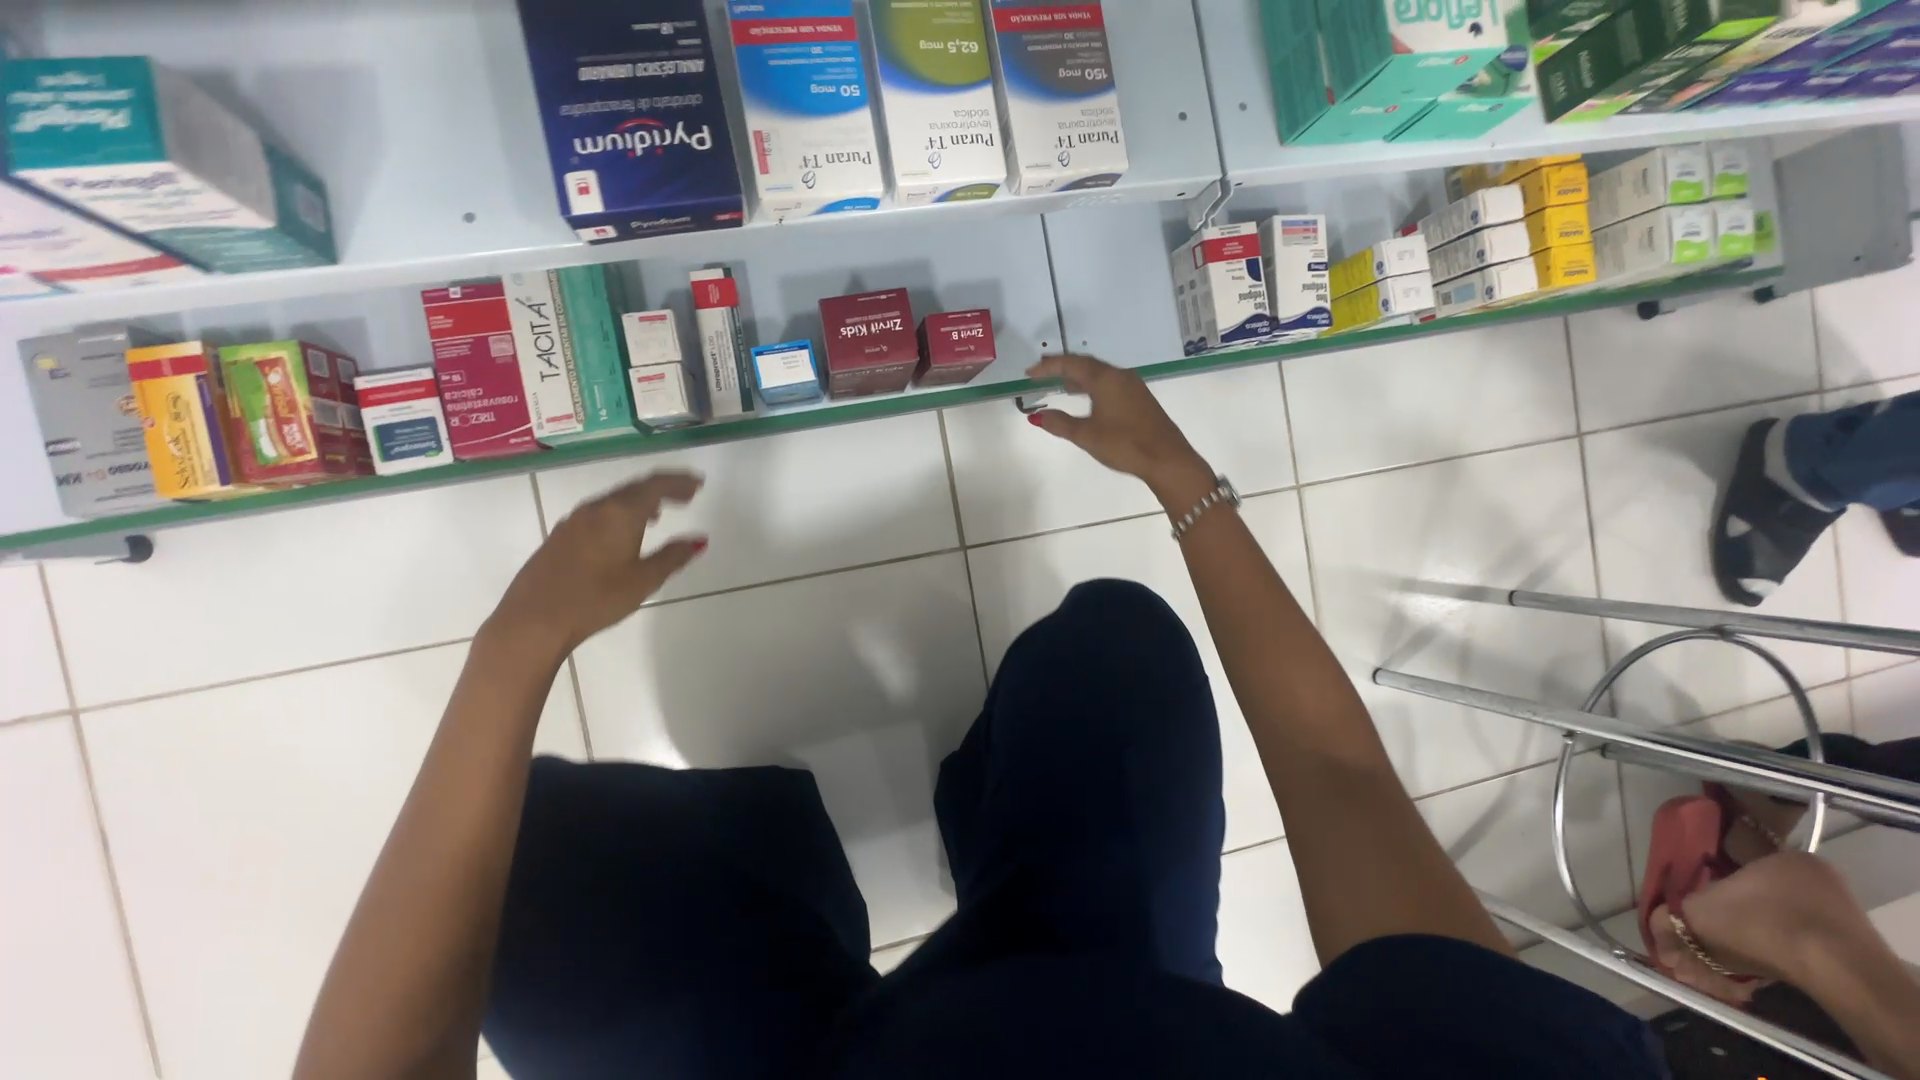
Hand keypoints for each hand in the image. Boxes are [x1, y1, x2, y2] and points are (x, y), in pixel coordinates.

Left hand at [484, 471, 705, 658]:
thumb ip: (673, 557)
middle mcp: (596, 509)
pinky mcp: (560, 536)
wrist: (534, 619)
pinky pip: (598, 513)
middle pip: (634, 488)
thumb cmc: (596, 599)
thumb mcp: (643, 581)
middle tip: (686, 495)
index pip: (655, 486)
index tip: (698, 483)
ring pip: (614, 500)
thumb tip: (699, 540)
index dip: (679, 481)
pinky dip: (619, 514)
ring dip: (640, 502)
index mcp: (620, 514)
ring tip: (658, 514)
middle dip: (663, 488)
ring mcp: (573, 521)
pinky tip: (622, 534)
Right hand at [1024, 353, 1213, 508]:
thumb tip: (1036, 416)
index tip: (1029, 373)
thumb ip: (1060, 423)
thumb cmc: (1125, 444)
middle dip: (1062, 367)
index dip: (1048, 367)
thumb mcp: (1087, 435)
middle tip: (1041, 371)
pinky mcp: (1140, 398)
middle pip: (1086, 364)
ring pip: (1100, 373)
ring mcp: (1132, 386)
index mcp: (1105, 379)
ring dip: (1078, 376)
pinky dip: (1092, 385)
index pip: (1071, 364)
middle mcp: (1119, 376)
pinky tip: (1086, 398)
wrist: (1167, 458)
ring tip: (1060, 384)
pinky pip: (1110, 383)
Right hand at [1653, 851, 1874, 992]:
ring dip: (1743, 944)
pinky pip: (1795, 947)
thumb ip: (1667, 918)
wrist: (1837, 972)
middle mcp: (1814, 881)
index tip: (1694, 908)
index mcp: (1784, 860)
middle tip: (1702, 942)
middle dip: (1724, 923)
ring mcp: (1835, 917)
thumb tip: (1653, 927)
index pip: (1735, 867)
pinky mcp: (1847, 950)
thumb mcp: (1695, 914)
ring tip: (1717, 966)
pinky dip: (1769, 958)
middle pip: (1753, 899)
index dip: (1708, 887)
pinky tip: (1747, 977)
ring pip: (1773, 925)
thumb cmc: (1760, 924)